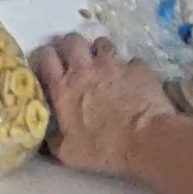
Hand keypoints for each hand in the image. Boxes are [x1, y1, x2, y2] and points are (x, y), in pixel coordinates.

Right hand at [33, 34, 175, 175]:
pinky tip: (133, 79)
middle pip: (72, 40)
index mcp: (63, 88)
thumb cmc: (104, 149)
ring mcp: (112, 65)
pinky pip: (131, 60)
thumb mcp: (68, 153)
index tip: (50, 61)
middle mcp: (84, 70)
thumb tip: (47, 136)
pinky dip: (130, 68)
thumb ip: (54, 140)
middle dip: (71, 44)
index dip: (47, 55)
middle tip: (74, 55)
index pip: (46, 57)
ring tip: (104, 62)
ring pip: (101, 43)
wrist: (146, 141)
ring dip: (100, 50)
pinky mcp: (137, 68)